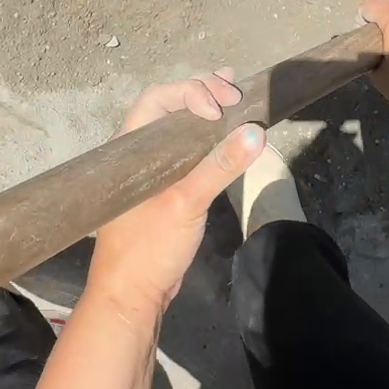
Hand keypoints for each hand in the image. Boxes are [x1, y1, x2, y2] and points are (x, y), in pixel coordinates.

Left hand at [87, 70, 265, 316]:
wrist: (132, 296)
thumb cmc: (148, 247)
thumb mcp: (187, 204)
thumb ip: (220, 166)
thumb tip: (256, 132)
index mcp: (131, 148)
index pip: (158, 98)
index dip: (191, 93)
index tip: (219, 111)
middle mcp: (140, 152)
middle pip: (170, 106)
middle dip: (204, 93)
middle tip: (236, 95)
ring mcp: (154, 169)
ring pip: (181, 126)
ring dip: (208, 108)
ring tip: (237, 91)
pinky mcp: (168, 186)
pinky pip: (189, 149)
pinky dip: (209, 134)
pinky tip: (230, 127)